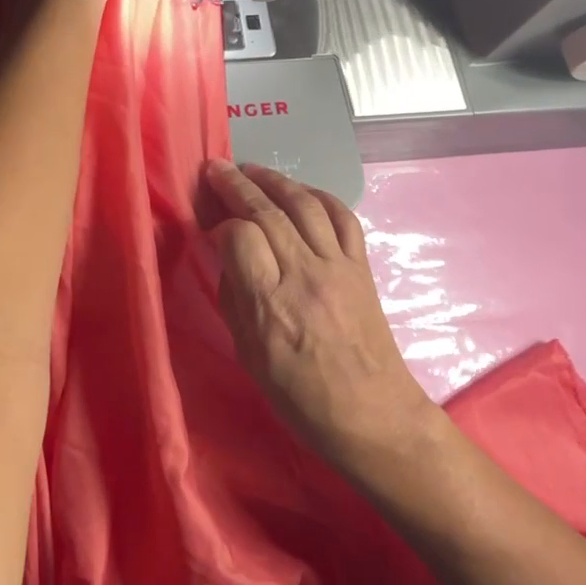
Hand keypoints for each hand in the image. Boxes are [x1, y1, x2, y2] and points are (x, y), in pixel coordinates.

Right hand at [203, 159, 438, 468]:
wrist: (374, 417)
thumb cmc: (302, 397)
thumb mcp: (249, 356)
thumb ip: (236, 299)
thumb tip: (229, 258)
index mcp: (271, 304)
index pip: (240, 237)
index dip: (221, 225)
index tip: (211, 229)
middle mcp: (305, 275)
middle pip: (268, 211)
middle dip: (237, 185)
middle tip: (215, 168)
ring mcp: (338, 266)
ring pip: (304, 204)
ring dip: (274, 180)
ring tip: (251, 169)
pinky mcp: (362, 266)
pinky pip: (342, 217)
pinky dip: (318, 195)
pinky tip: (299, 191)